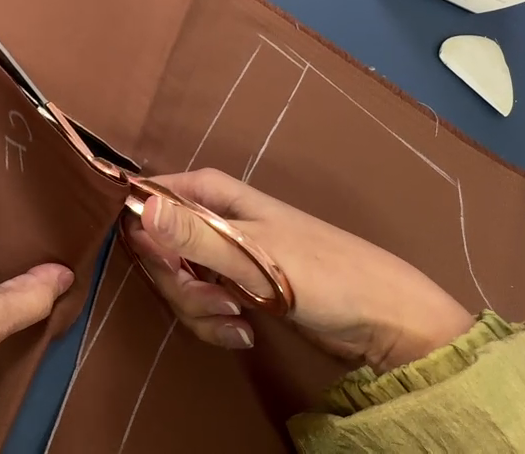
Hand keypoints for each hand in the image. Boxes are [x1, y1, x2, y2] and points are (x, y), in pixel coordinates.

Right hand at [123, 168, 473, 372]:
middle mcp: (206, 215)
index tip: (167, 266)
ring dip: (196, 308)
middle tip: (214, 301)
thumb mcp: (254, 256)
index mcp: (207, 191)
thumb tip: (139, 208)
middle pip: (154, 247)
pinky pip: (197, 302)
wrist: (385, 320)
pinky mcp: (230, 283)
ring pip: (173, 279)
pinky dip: (213, 322)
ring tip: (238, 319)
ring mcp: (217, 251)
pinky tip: (244, 332)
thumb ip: (193, 235)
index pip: (143, 200)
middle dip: (176, 283)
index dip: (144, 236)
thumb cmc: (324, 273)